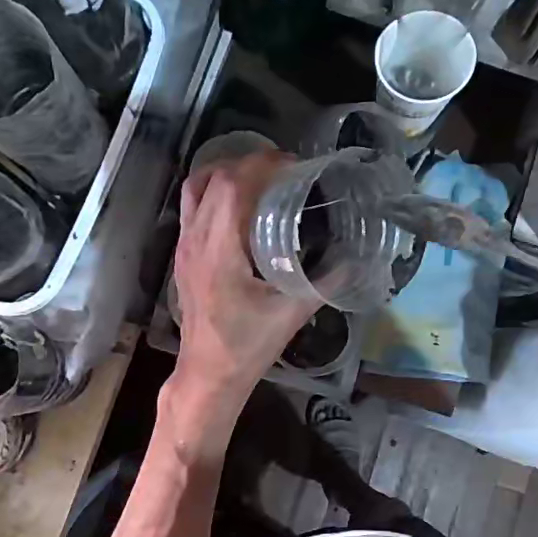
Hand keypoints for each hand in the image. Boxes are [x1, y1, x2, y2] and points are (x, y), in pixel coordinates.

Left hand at [172, 150, 320, 403]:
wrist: (207, 373)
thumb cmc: (247, 345)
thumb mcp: (293, 314)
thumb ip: (326, 282)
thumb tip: (355, 255)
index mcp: (220, 249)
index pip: (232, 185)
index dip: (262, 165)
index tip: (294, 167)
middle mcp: (196, 239)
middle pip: (214, 178)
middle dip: (250, 163)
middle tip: (285, 172)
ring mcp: (183, 245)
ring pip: (197, 187)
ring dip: (227, 173)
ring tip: (261, 180)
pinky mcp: (181, 254)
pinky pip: (192, 205)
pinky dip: (214, 191)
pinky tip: (241, 206)